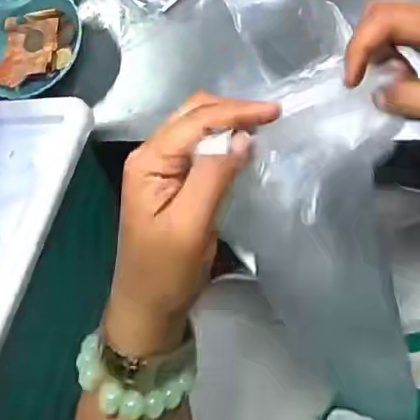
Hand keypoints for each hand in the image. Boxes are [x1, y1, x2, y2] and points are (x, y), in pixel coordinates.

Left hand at [105, 92, 279, 354]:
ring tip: (261, 123)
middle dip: (233, 108)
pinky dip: (223, 133)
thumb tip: (243, 136)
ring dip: (229, 117)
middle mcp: (151, 152)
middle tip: (270, 116)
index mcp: (149, 160)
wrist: (145, 311)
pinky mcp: (172, 174)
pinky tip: (241, 140)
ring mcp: (160, 163)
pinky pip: (199, 140)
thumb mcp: (191, 226)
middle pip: (195, 111)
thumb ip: (214, 176)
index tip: (275, 111)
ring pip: (197, 121)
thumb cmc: (165, 272)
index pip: (197, 120)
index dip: (236, 111)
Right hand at [343, 1, 419, 155]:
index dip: (361, 45)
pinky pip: (409, 41)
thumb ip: (411, 98)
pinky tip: (401, 83)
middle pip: (387, 13)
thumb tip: (375, 93)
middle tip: (361, 82)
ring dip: (379, 52)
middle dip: (365, 44)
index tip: (352, 83)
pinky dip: (394, 59)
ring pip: (395, 25)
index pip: (388, 17)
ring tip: (385, 86)